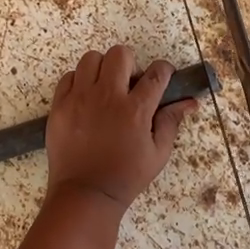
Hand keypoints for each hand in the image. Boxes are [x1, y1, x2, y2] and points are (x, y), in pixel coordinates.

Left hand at [44, 45, 198, 213]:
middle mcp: (108, 97)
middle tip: (129, 84)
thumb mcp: (157, 154)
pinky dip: (78, 81)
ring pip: (91, 58)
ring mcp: (80, 98)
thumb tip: (190, 102)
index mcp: (135, 110)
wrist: (85, 194)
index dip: (164, 70)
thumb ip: (171, 123)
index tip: (163, 75)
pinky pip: (69, 76)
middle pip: (120, 54)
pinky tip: (85, 98)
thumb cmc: (125, 177)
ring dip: (102, 68)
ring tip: (104, 87)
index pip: (156, 73)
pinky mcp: (60, 104)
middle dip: (130, 63)